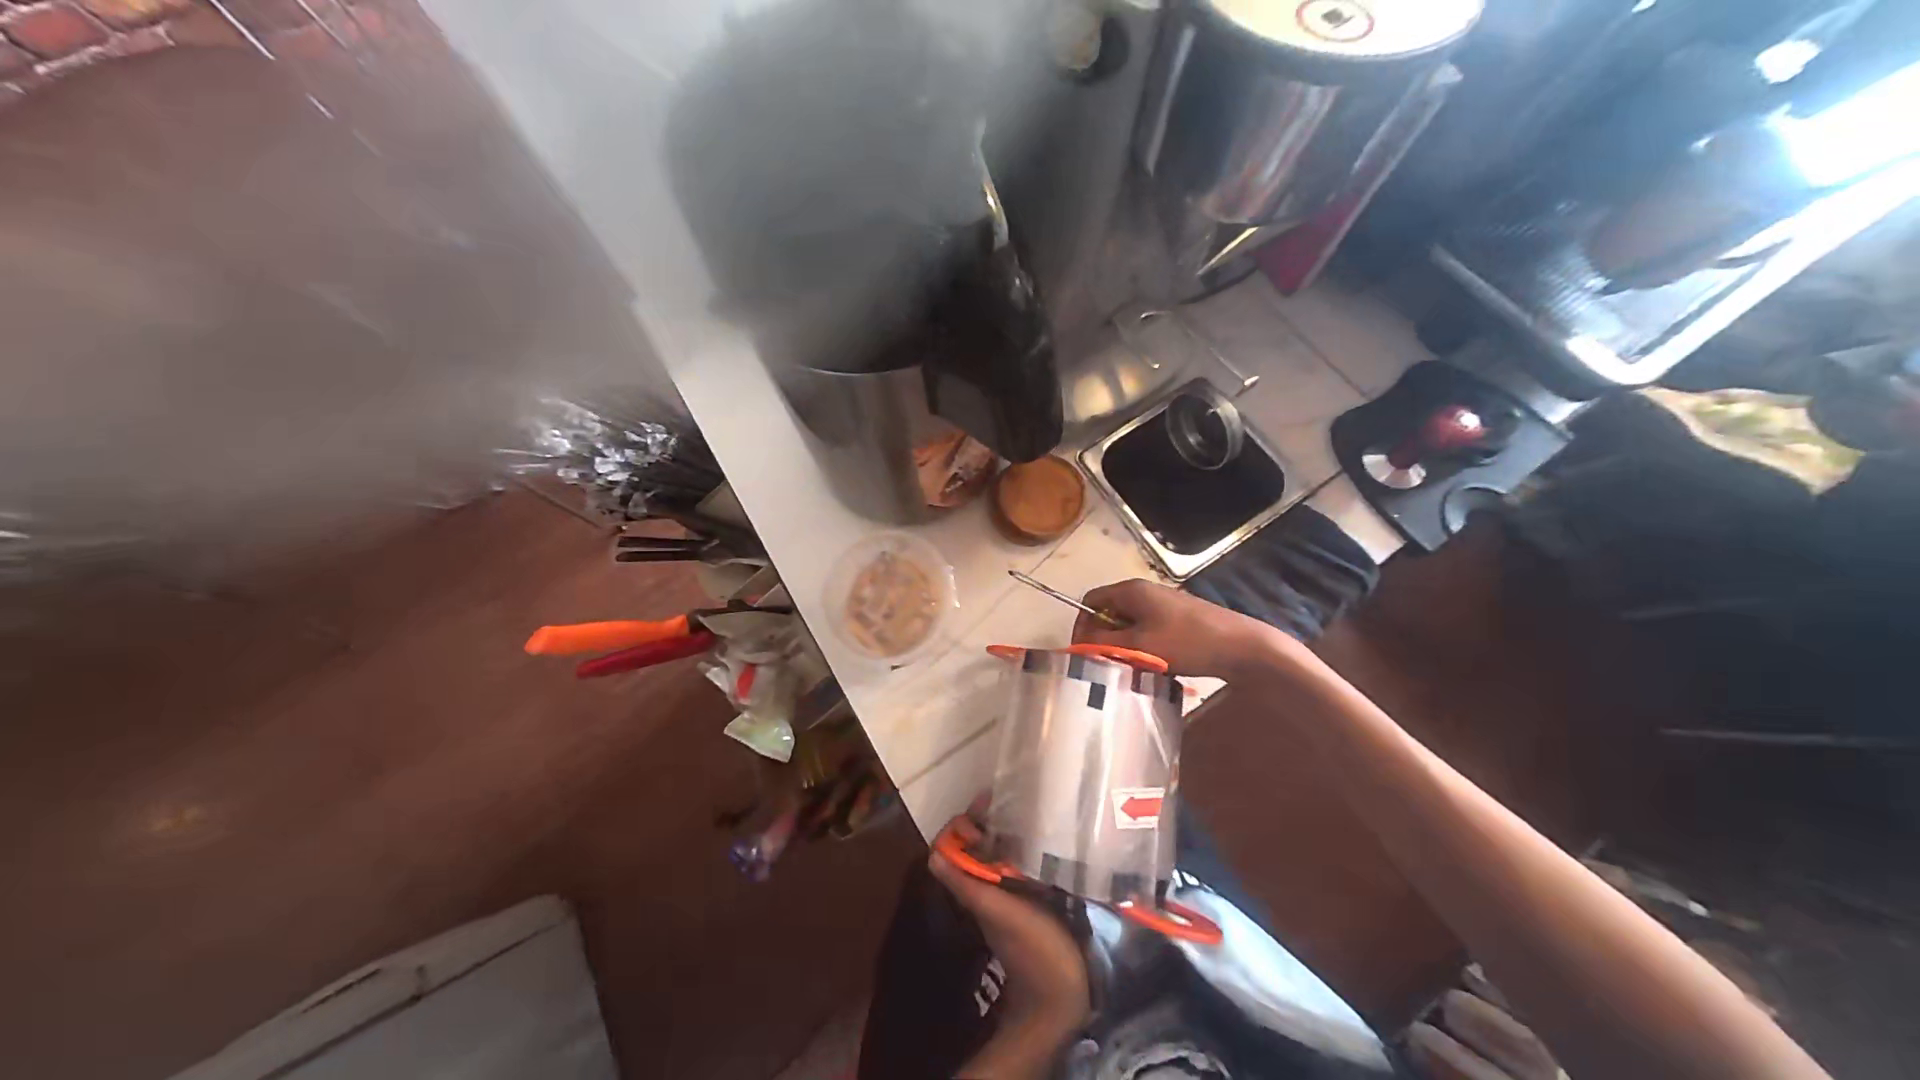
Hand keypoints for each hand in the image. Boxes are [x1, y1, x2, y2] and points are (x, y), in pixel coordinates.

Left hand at [931, 813, 1088, 1078]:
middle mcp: (984, 890)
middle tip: (1003, 804)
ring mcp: (1005, 897)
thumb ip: (967, 884)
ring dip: (999, 834)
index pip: (951, 848)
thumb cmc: (1033, 946)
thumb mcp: (998, 910)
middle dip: (980, 824)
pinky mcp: (1027, 903)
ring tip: (1020, 813)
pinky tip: (1038, 841)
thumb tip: (933, 854)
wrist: (1061, 994)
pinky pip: (1012, 868)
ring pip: (991, 857)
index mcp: (973, 889)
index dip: (960, 825)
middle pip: (971, 850)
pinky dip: (1017, 850)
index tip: (983, 805)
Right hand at [1072, 578, 1299, 679]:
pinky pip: (1148, 629)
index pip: (1091, 601)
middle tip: (1108, 663)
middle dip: (1104, 638)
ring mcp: (1164, 603)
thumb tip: (1080, 642)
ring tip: (1132, 667)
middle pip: (1110, 612)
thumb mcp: (1139, 646)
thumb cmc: (1186, 642)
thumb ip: (1104, 643)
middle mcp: (1145, 591)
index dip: (1082, 625)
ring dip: (1125, 645)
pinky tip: (1155, 665)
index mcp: (1131, 590)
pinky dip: (1144, 645)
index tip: (1084, 653)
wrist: (1240, 646)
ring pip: (1129, 623)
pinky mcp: (1179, 617)